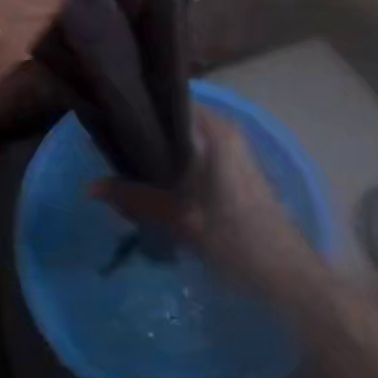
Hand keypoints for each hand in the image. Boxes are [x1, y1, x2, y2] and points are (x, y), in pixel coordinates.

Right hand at [94, 106, 324, 293]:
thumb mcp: (181, 219)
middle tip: (111, 148)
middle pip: (175, 120)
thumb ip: (136, 198)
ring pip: (185, 138)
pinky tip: (156, 182)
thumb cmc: (236, 240)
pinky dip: (175, 163)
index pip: (168, 102)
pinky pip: (196, 152)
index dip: (138, 110)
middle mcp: (225, 129)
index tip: (110, 120)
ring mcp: (233, 148)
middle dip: (145, 134)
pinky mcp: (235, 169)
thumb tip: (90, 187)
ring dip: (160, 151)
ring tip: (126, 164)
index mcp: (214, 130)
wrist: (287, 274)